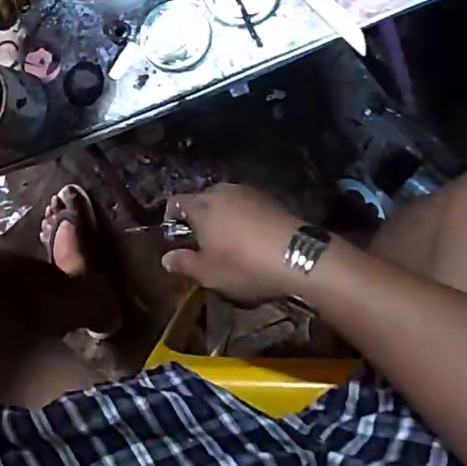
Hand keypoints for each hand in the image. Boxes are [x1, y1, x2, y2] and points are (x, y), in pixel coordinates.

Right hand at [162, 185, 307, 303]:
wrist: (300, 257)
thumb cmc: (244, 265)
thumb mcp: (208, 274)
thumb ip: (184, 264)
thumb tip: (166, 258)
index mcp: (200, 205)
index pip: (175, 202)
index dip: (172, 219)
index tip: (178, 239)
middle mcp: (222, 191)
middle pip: (202, 200)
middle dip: (200, 219)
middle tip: (206, 244)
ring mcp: (249, 192)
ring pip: (228, 203)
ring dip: (226, 219)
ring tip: (234, 243)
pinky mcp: (273, 200)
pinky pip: (250, 208)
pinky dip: (248, 220)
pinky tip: (256, 241)